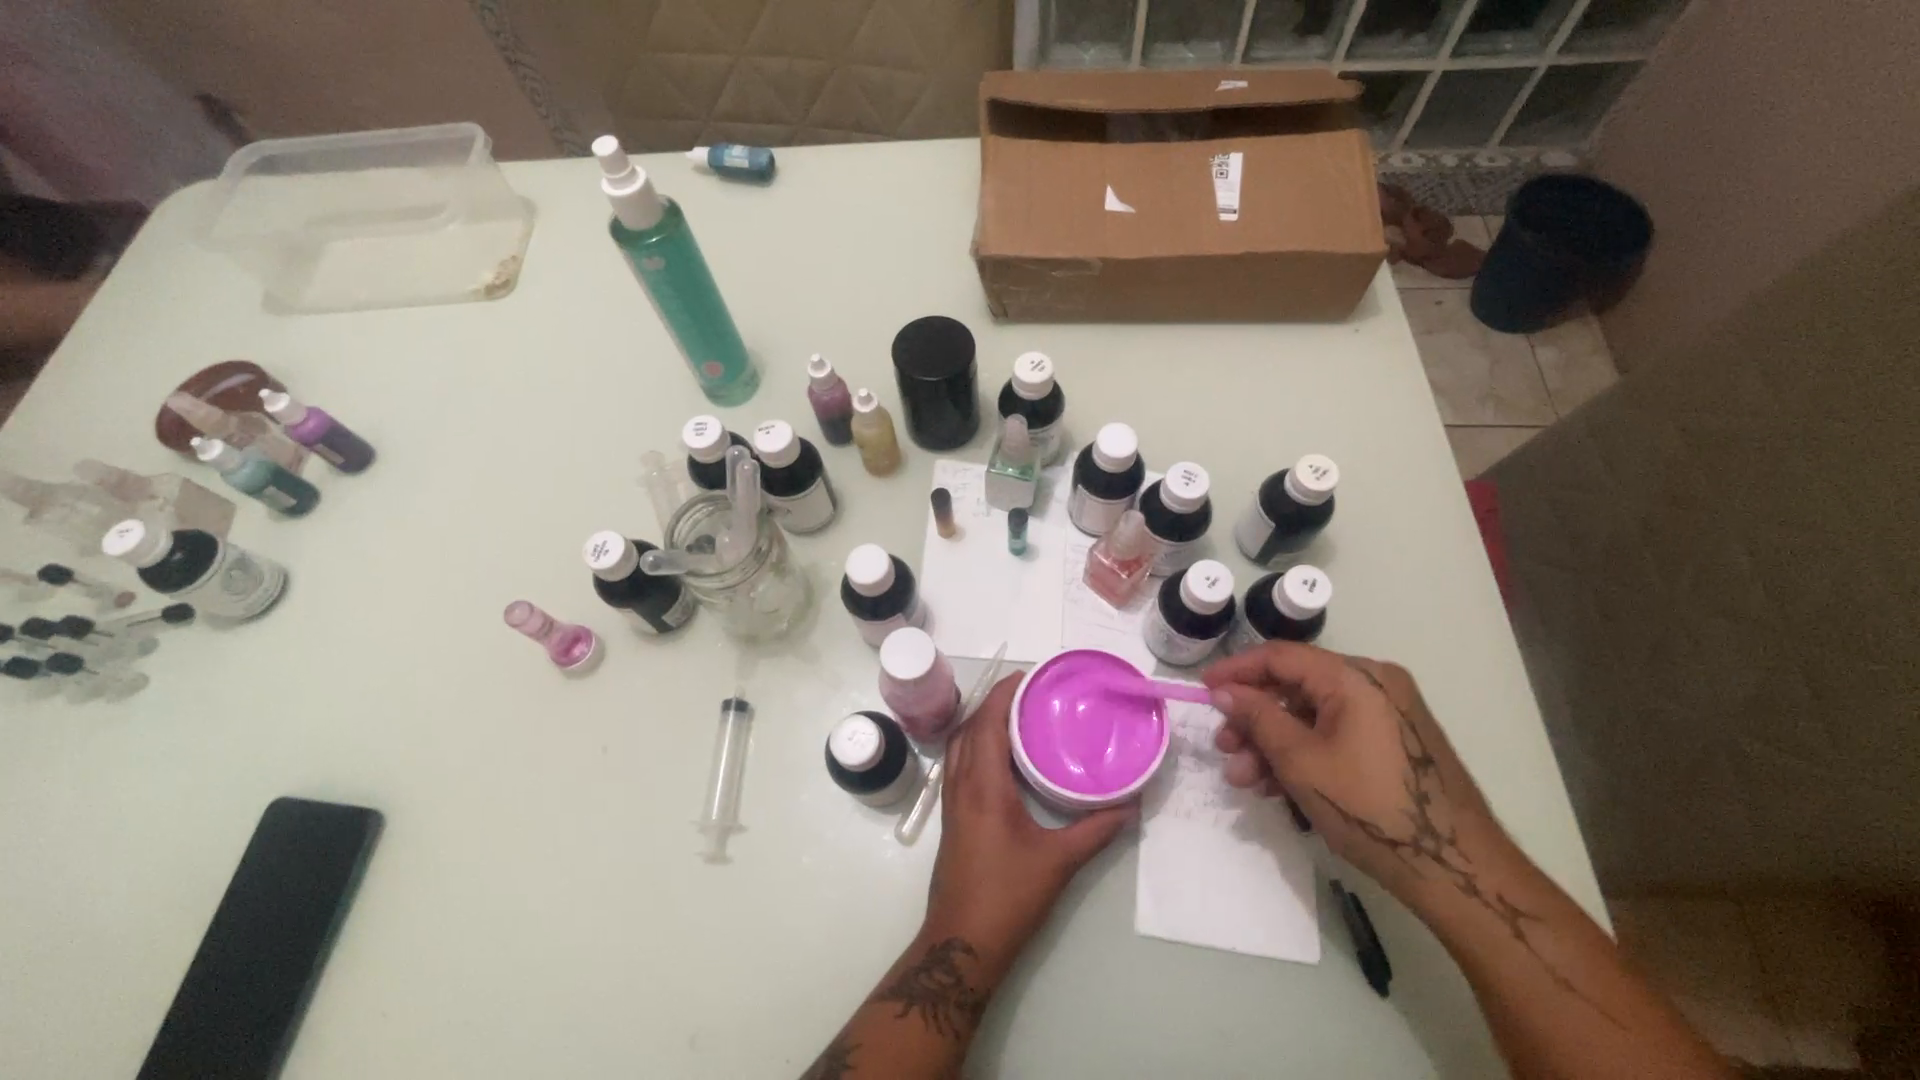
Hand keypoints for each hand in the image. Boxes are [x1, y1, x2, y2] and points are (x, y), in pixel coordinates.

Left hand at [925, 674, 1132, 967]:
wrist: (963, 942)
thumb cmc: (1009, 897)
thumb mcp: (1059, 862)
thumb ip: (1096, 829)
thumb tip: (1130, 804)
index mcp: (983, 787)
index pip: (987, 724)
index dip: (1003, 695)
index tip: (1027, 675)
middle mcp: (961, 786)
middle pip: (969, 729)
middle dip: (993, 704)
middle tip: (1029, 692)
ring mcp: (952, 803)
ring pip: (959, 747)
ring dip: (981, 724)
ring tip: (1016, 716)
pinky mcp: (952, 819)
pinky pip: (959, 766)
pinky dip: (976, 748)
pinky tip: (1003, 759)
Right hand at [1201, 643, 1510, 909]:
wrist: (1456, 867)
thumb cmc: (1371, 806)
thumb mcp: (1301, 762)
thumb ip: (1258, 718)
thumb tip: (1224, 691)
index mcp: (1356, 677)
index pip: (1281, 656)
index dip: (1236, 671)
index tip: (1201, 690)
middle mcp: (1375, 685)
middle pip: (1295, 688)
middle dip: (1253, 720)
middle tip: (1225, 750)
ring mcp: (1387, 715)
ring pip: (1312, 717)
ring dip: (1273, 744)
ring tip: (1246, 781)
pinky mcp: (1393, 744)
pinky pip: (1334, 735)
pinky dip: (1304, 754)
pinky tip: (1279, 788)